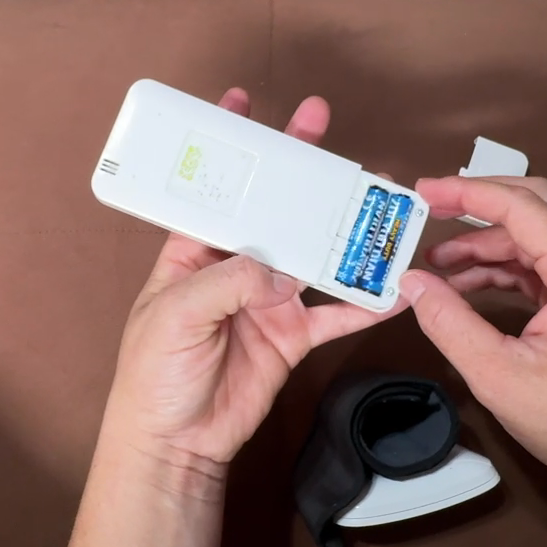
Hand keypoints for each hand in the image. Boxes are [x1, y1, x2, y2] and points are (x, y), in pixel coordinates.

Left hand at [103, 89, 401, 480]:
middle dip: (295, 170)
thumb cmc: (154, 373)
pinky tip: (392, 288)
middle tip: (319, 123)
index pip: (214, 192)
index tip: (240, 104)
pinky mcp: (292, 335)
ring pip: (312, 255)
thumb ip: (228, 283)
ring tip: (374, 197)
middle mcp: (234, 268)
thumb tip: (282, 271)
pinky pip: (335, 313)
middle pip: (272, 211)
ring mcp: (268, 300)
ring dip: (341, 230)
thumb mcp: (175, 315)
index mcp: (193, 253)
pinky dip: (364, 303)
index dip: (228, 151)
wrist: (177, 442)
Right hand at [398, 175, 546, 485]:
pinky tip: (469, 283)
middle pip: (536, 203)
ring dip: (488, 239)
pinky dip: (508, 264)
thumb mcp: (499, 377)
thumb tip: (410, 283)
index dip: (466, 193)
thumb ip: (449, 323)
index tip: (421, 191)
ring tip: (437, 260)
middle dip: (476, 202)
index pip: (522, 206)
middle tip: (427, 208)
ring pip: (540, 231)